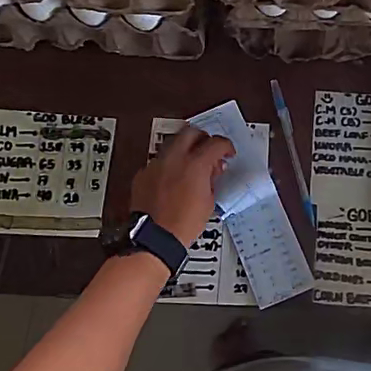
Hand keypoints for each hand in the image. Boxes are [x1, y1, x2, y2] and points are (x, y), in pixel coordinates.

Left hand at [130, 126, 234, 246]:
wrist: (155, 238)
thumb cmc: (182, 225)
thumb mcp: (208, 202)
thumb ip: (212, 180)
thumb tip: (213, 172)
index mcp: (195, 165)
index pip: (216, 143)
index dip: (225, 146)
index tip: (227, 152)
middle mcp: (174, 159)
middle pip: (191, 132)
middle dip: (203, 138)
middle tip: (209, 147)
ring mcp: (156, 165)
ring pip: (172, 143)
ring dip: (184, 148)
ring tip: (190, 162)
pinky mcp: (143, 174)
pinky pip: (158, 161)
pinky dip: (168, 165)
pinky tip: (172, 177)